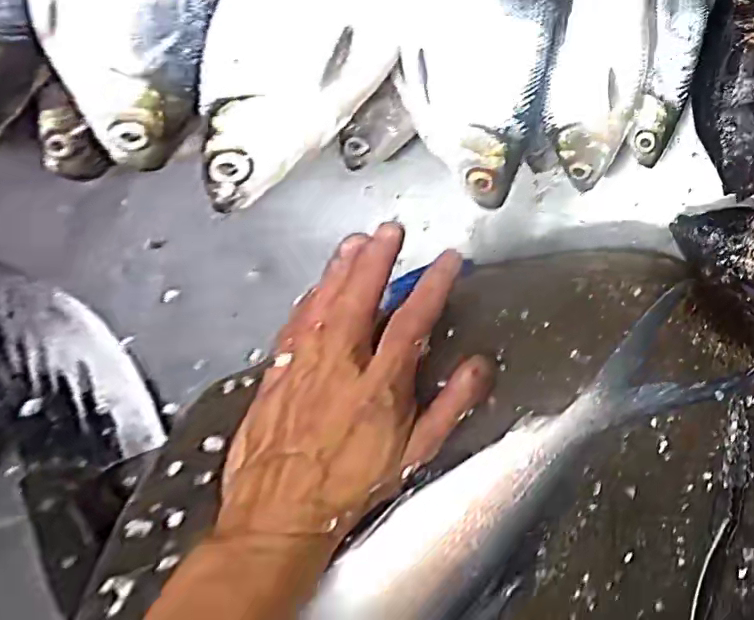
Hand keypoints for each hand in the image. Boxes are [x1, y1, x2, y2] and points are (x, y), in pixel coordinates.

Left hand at [214, 223, 494, 545]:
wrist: (277, 521)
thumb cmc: (351, 484)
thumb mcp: (416, 452)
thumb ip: (451, 405)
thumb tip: (478, 365)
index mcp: (378, 387)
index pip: (410, 323)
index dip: (432, 286)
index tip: (447, 260)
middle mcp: (339, 372)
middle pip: (358, 304)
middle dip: (376, 263)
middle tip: (390, 232)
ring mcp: (303, 373)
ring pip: (322, 310)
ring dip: (340, 272)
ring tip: (355, 243)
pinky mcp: (274, 381)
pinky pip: (292, 332)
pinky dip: (306, 303)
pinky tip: (316, 286)